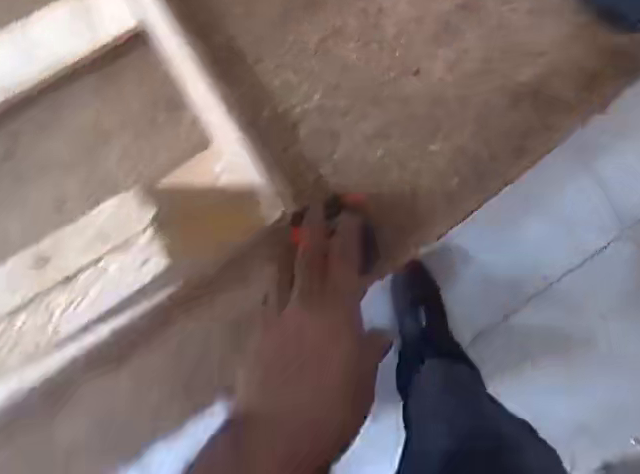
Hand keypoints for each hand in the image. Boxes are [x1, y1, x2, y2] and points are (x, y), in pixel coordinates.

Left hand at [230, 208, 389, 473]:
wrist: (272, 437)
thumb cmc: (329, 411)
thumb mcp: (362, 385)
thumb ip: (370, 352)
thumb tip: (381, 333)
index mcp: (339, 308)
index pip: (346, 258)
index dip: (350, 232)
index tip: (352, 212)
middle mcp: (307, 300)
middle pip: (310, 252)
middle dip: (315, 225)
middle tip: (317, 203)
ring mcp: (277, 313)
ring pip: (283, 267)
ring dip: (290, 246)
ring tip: (291, 230)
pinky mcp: (257, 330)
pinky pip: (268, 293)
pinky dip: (275, 280)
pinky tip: (276, 279)